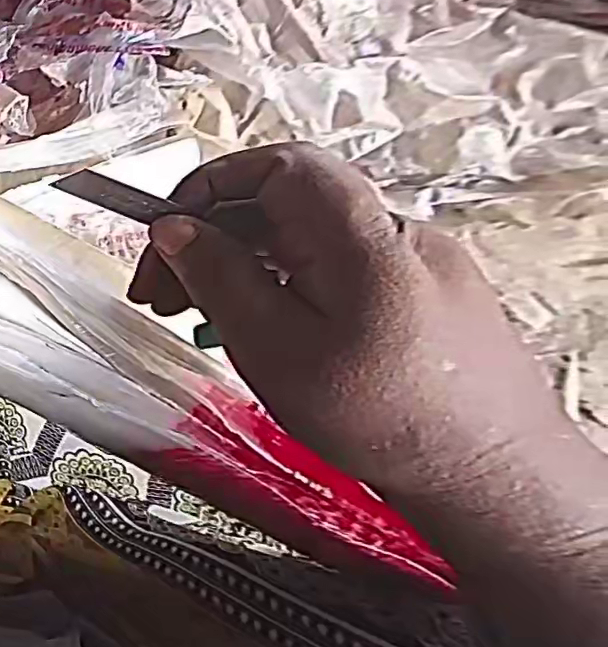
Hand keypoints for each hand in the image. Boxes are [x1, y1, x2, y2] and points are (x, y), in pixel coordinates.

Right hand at [127, 143, 568, 495]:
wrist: (491, 481)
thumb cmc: (378, 415)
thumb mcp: (269, 343)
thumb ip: (216, 274)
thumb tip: (173, 227)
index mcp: (364, 242)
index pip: (281, 166)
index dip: (211, 184)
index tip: (166, 230)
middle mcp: (396, 238)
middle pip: (276, 203)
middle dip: (202, 236)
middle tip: (156, 290)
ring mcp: (409, 264)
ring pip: (292, 235)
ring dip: (227, 261)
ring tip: (186, 310)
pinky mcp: (410, 290)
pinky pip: (318, 262)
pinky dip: (265, 279)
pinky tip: (240, 319)